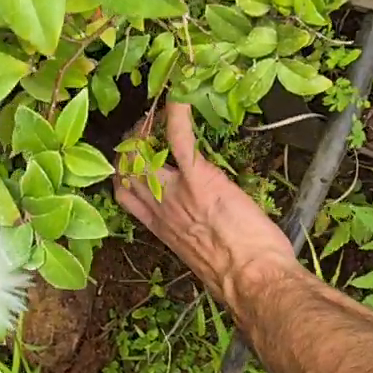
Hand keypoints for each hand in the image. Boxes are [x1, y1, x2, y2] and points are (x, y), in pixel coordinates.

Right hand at [116, 102, 298, 309]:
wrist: (251, 278)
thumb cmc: (238, 276)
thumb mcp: (205, 256)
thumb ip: (195, 235)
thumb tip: (205, 230)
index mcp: (161, 227)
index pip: (124, 194)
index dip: (121, 171)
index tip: (131, 155)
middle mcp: (161, 208)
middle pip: (124, 169)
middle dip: (128, 144)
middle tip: (143, 126)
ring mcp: (176, 192)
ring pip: (140, 154)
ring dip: (145, 129)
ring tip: (155, 113)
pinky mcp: (200, 180)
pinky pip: (179, 140)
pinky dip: (177, 114)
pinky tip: (178, 93)